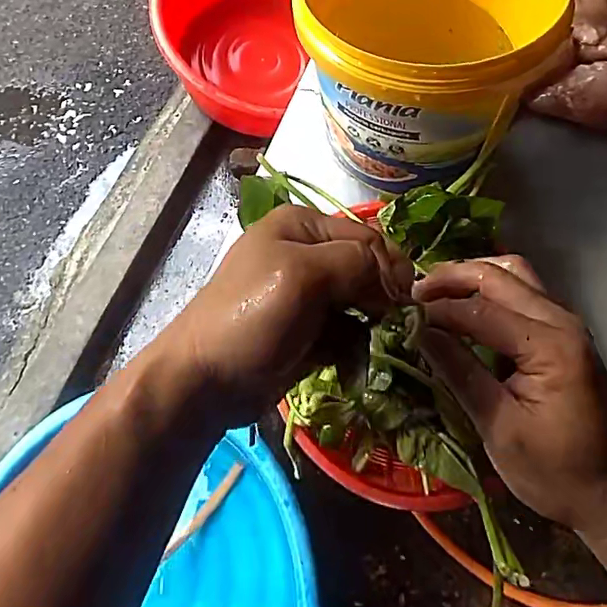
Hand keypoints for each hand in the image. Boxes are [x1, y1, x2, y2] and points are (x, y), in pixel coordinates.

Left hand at [148, 205, 411, 426]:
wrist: (205, 381)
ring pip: (362, 302)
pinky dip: (357, 345)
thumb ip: (355, 262)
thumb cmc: (250, 316)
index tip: (401, 304)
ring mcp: (309, 294)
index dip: (388, 268)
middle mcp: (307, 252)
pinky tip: (353, 361)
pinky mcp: (311, 331)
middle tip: (392, 327)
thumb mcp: (302, 274)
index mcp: (302, 225)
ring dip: (373, 325)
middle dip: (382, 297)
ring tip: (377, 345)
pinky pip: (349, 331)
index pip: (366, 237)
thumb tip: (396, 278)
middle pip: (366, 268)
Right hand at [416, 258, 606, 538]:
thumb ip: (459, 372)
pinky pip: (521, 288)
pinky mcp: (561, 327)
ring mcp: (565, 320)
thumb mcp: (498, 427)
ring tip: (435, 293)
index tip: (404, 317)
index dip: (439, 311)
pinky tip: (463, 303)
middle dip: (451, 279)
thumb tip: (418, 331)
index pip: (482, 311)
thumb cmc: (553, 471)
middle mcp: (563, 320)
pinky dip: (488, 286)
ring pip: (511, 272)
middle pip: (498, 276)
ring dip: (470, 276)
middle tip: (413, 294)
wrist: (606, 494)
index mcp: (552, 346)